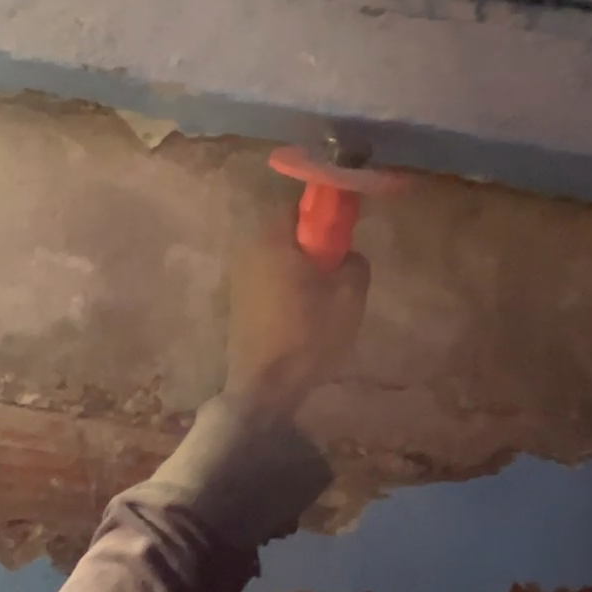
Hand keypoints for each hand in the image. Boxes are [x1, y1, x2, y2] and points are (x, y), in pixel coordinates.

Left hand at [223, 211, 370, 421]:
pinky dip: (285, 289)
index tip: (342, 236)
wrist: (266, 384)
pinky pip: (267, 281)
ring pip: (277, 259)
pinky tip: (301, 314)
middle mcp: (248, 250)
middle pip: (286, 233)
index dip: (323, 216)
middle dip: (312, 245)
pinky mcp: (237, 303)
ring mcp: (238, 278)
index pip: (297, 206)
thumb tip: (346, 256)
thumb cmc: (308, 332)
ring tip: (322, 297)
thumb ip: (354, 262)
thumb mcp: (349, 295)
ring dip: (298, 270)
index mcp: (272, 238)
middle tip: (337, 270)